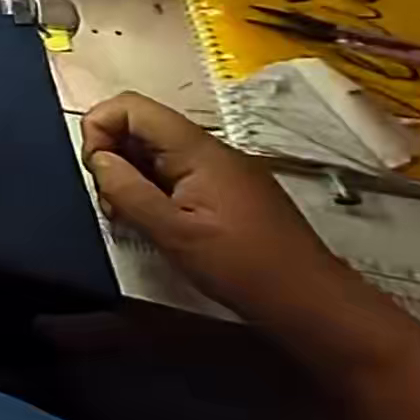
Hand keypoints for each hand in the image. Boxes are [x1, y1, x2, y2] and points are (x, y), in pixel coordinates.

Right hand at [81, 92, 359, 322]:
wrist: (322, 312)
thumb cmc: (246, 269)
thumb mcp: (173, 232)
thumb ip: (126, 189)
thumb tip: (98, 159)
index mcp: (198, 150)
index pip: (130, 106)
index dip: (99, 127)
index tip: (98, 170)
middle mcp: (208, 150)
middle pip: (137, 127)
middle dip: (110, 156)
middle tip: (111, 200)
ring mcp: (219, 171)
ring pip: (150, 151)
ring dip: (127, 176)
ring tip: (129, 216)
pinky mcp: (223, 191)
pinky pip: (169, 172)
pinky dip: (148, 189)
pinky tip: (153, 221)